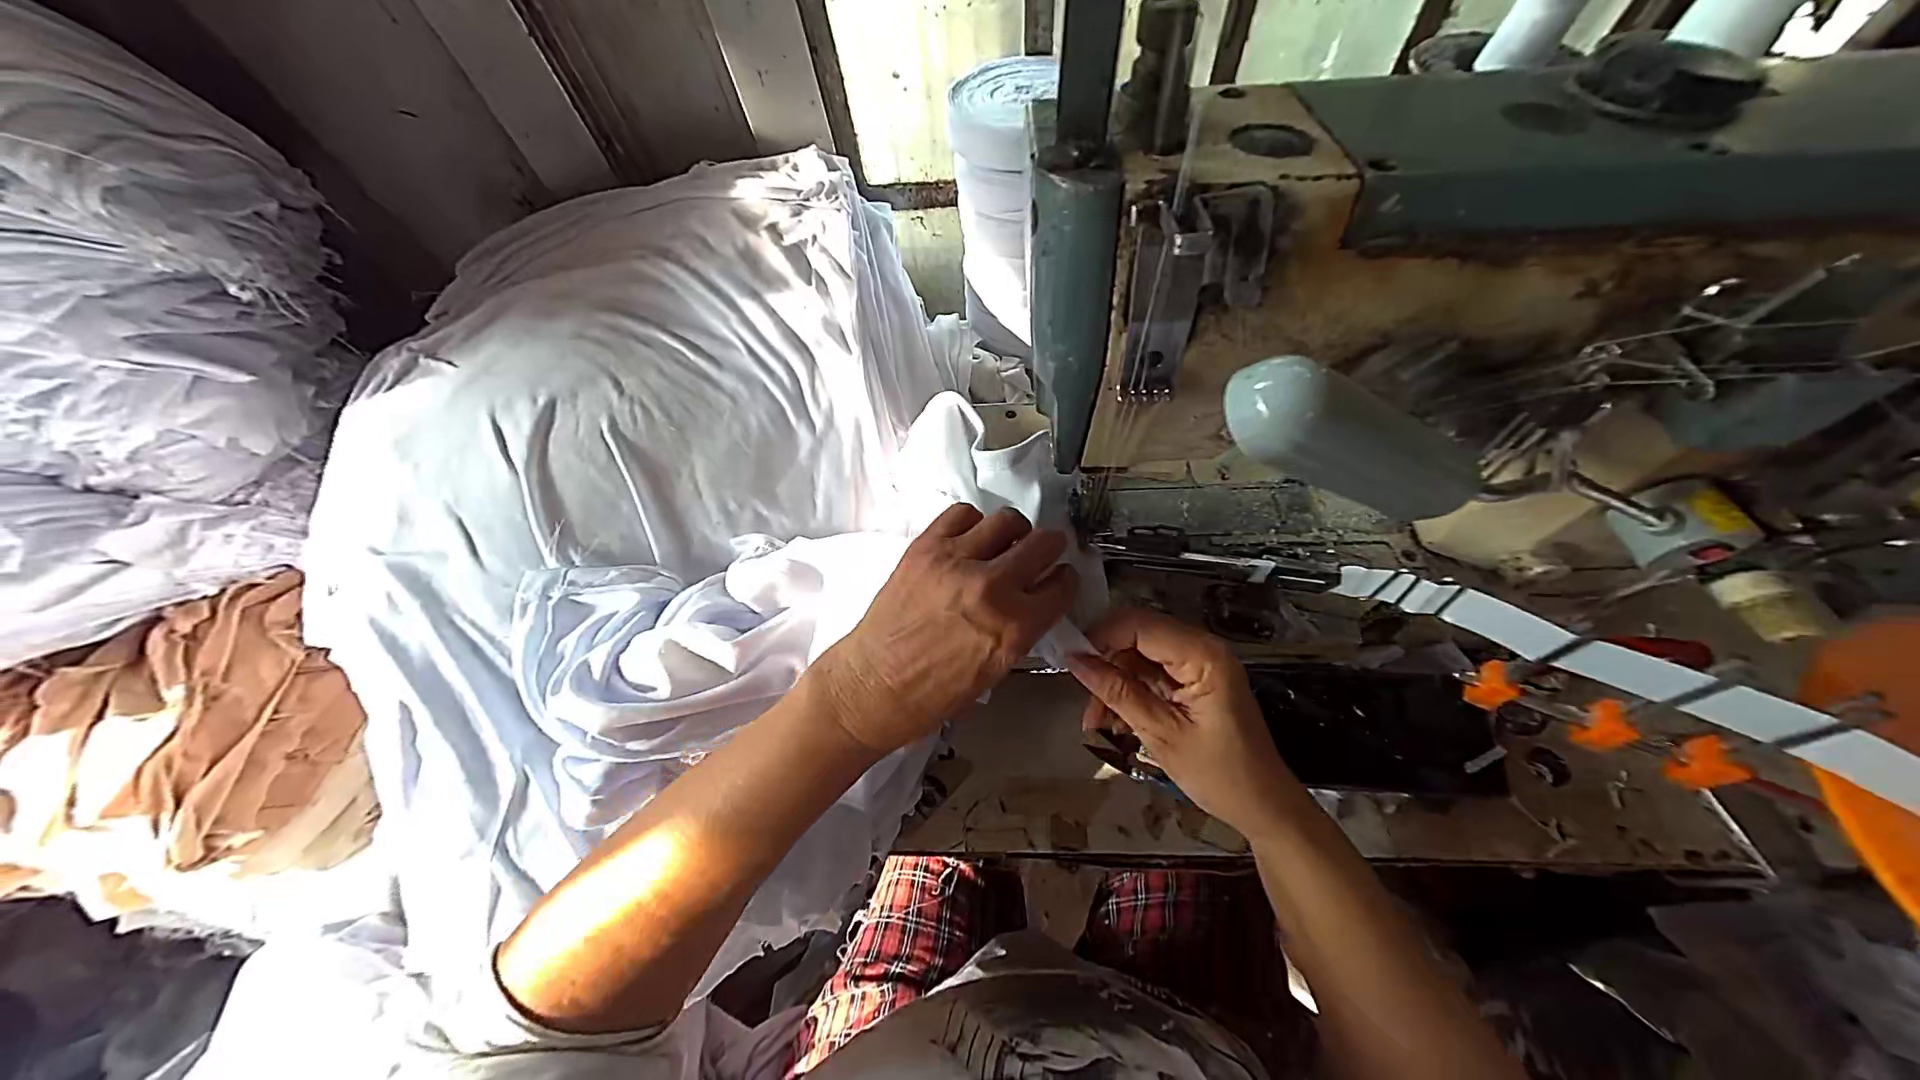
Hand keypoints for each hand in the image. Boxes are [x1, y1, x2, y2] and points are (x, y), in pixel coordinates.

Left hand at [813, 503, 1078, 754]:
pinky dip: (972, 523)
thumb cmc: (931, 694)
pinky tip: (969, 539)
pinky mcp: (925, 548)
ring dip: (1013, 531)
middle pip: (1043, 543)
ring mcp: (956, 562)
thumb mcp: (996, 671)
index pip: (1062, 585)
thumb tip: (1034, 601)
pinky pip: (963, 514)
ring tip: (1004, 544)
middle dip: (1050, 547)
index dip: (1065, 580)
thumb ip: (1021, 630)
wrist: (874, 686)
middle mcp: (991, 588)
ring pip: (1007, 520)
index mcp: (1015, 627)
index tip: (1059, 577)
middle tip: (1043, 551)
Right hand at [1067, 607, 1306, 839]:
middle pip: (1135, 636)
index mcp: (1202, 654)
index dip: (1100, 636)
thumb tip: (1074, 661)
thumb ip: (1117, 692)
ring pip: (1137, 656)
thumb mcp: (1161, 733)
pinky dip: (1128, 694)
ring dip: (1112, 684)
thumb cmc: (1220, 774)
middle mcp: (1200, 648)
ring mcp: (1196, 664)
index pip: (1138, 624)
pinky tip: (1115, 723)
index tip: (1070, 662)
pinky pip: (1148, 674)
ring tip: (1096, 722)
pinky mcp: (1191, 680)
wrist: (1263, 806)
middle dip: (1103, 663)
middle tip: (1082, 698)